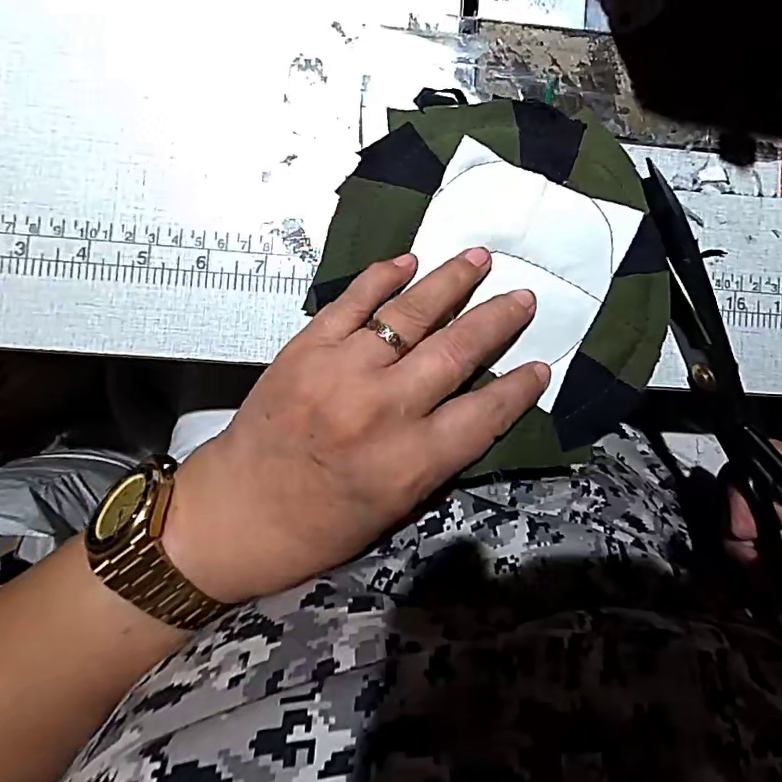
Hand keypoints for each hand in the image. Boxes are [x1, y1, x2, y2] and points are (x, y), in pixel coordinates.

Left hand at [158, 249, 548, 604]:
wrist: (241, 507)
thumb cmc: (320, 524)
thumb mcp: (395, 506)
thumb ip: (434, 454)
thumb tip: (469, 404)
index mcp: (412, 461)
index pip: (485, 412)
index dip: (519, 387)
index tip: (540, 364)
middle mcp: (383, 408)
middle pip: (457, 352)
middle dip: (496, 320)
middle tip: (522, 295)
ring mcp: (341, 371)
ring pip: (408, 315)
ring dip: (448, 282)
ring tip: (478, 258)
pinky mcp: (305, 349)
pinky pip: (350, 303)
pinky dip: (381, 279)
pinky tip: (407, 263)